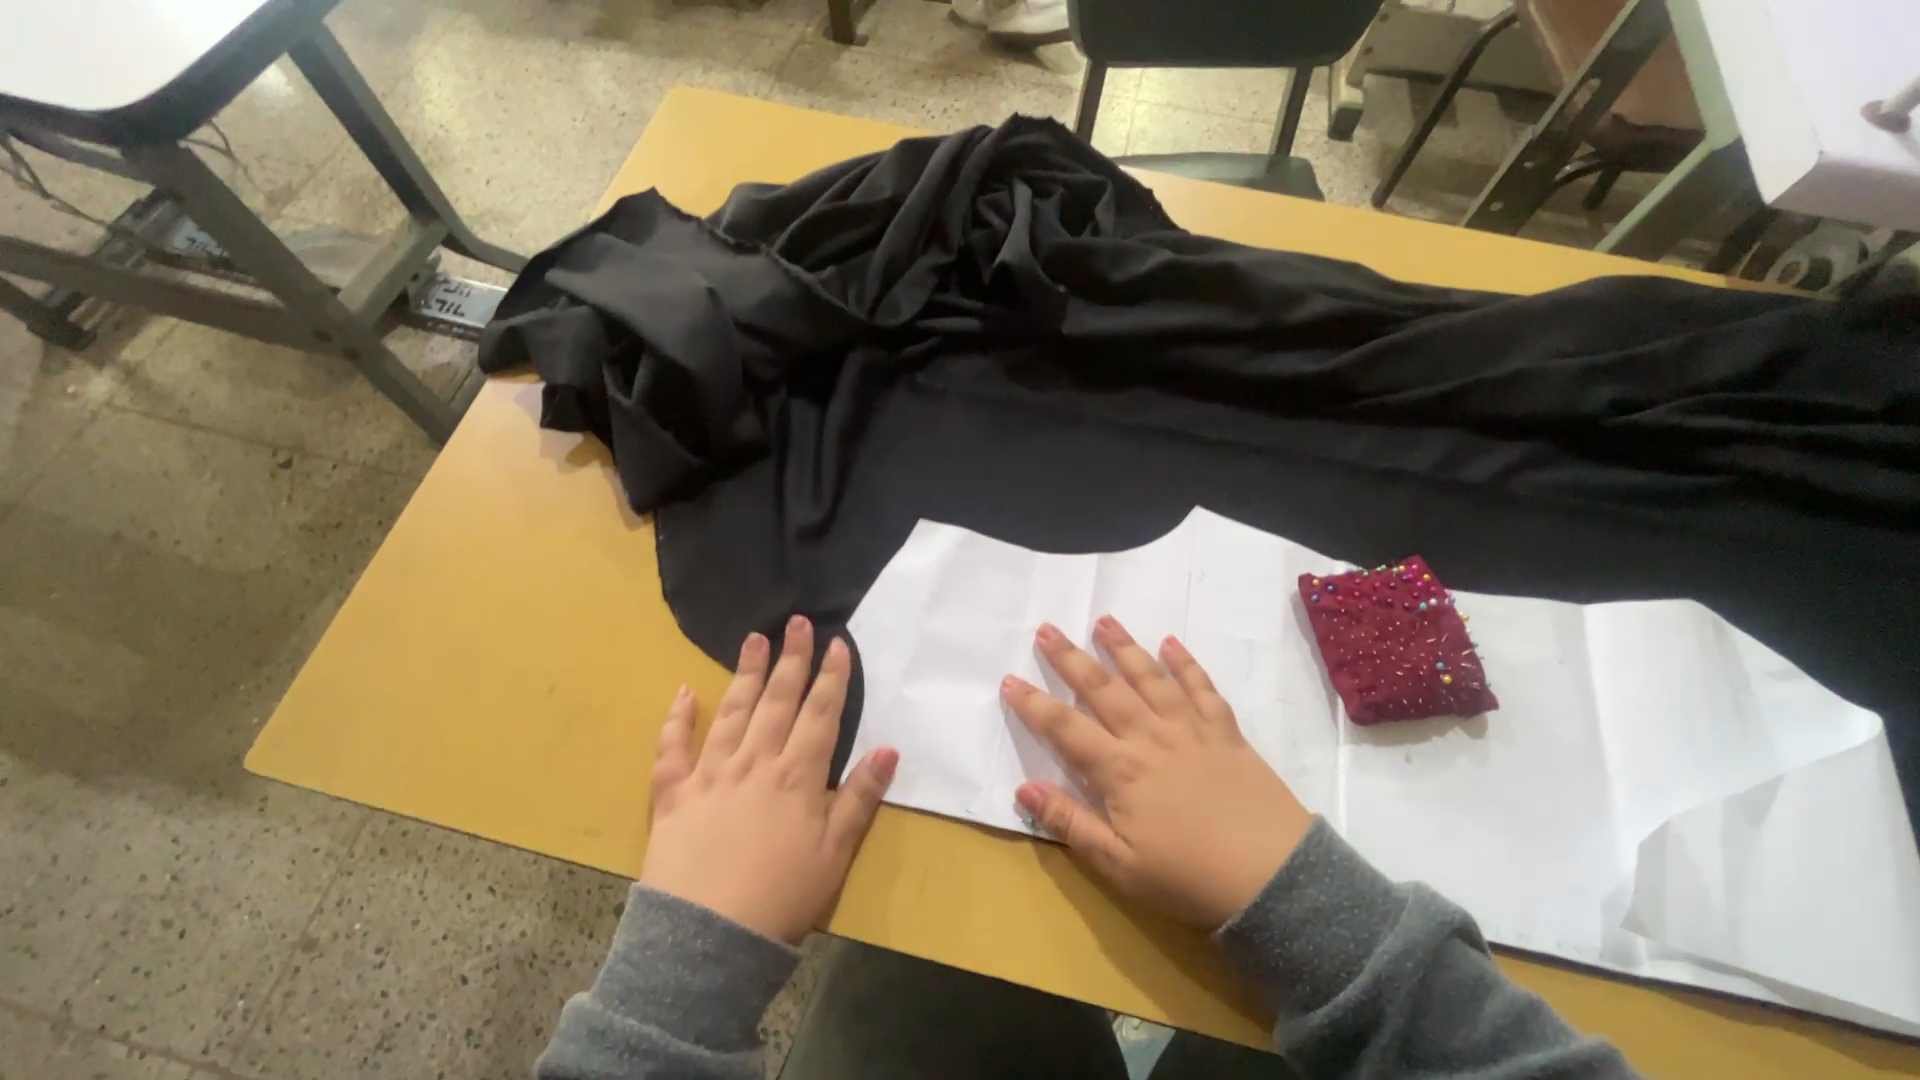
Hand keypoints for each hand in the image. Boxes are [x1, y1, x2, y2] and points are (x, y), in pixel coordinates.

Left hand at [640, 616, 898, 943]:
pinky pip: (672, 749)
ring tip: (753, 639)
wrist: (708, 938)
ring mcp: (711, 774)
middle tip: (796, 622)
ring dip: (744, 673)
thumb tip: (889, 748)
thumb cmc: (783, 896)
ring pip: (731, 712)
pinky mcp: (673, 794)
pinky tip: (683, 693)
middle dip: (791, 659)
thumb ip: (860, 796)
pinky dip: (676, 719)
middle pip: (777, 701)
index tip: (838, 643)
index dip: (831, 677)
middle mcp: (755, 762)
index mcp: (797, 775)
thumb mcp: (836, 851)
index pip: (820, 714)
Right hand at [1003, 617, 1312, 929]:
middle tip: (1047, 629)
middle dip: (1071, 658)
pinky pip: (1202, 688)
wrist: (1273, 878)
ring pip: (1150, 677)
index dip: (1034, 704)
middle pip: (1103, 689)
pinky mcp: (1226, 731)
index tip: (1009, 680)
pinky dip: (1186, 664)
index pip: (1065, 728)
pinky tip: (1171, 644)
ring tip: (1103, 620)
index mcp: (1120, 770)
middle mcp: (1150, 737)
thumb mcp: (1118, 864)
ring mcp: (1191, 729)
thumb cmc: (1188, 877)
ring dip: (1124, 648)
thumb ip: (1070, 823)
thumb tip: (1023, 788)